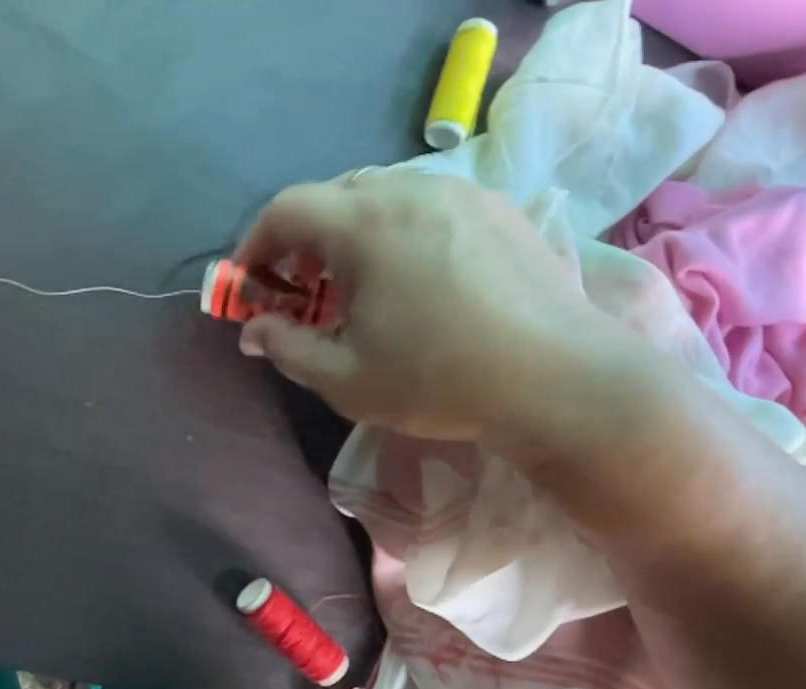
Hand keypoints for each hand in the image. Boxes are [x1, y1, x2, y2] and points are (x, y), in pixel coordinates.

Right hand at [234, 171, 646, 455]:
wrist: (556, 379)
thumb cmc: (437, 381)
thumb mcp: (345, 378)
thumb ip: (287, 348)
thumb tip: (255, 330)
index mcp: (366, 223)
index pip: (286, 209)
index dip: (254, 244)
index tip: (249, 286)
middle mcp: (411, 189)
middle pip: (335, 197)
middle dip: (304, 242)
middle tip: (303, 293)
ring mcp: (462, 194)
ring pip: (385, 198)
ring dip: (354, 236)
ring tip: (360, 290)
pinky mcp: (500, 210)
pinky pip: (429, 207)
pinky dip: (401, 234)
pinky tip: (416, 283)